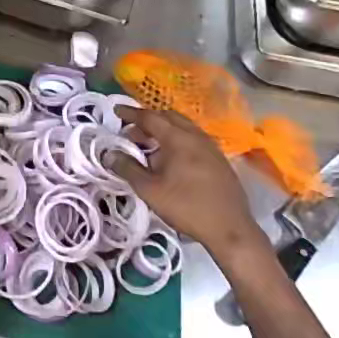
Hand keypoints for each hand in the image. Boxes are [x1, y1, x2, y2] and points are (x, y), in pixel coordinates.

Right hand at [111, 106, 266, 257]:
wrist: (229, 227)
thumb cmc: (186, 206)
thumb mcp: (150, 190)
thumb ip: (128, 169)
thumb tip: (109, 153)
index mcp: (178, 138)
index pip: (150, 118)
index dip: (131, 113)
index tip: (116, 110)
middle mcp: (196, 136)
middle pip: (169, 118)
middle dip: (148, 120)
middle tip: (131, 133)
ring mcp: (211, 147)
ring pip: (183, 128)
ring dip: (164, 130)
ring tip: (149, 146)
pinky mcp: (219, 159)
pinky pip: (193, 139)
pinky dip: (177, 140)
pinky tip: (171, 159)